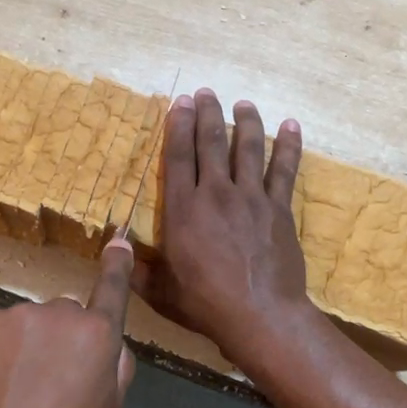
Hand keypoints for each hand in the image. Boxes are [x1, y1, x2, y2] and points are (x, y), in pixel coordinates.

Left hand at [0, 240, 137, 407]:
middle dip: (63, 336)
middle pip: (67, 314)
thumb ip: (118, 364)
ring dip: (29, 341)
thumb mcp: (111, 407)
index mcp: (98, 333)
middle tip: (50, 377)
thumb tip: (109, 341)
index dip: (116, 265)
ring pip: (31, 320)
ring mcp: (18, 312)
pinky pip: (0, 326)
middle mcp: (60, 311)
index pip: (112, 290)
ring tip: (18, 382)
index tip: (118, 240)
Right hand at [134, 89, 319, 368]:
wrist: (259, 315)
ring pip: (248, 148)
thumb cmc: (204, 304)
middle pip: (211, 142)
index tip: (179, 103)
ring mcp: (250, 198)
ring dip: (245, 121)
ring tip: (243, 103)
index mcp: (181, 210)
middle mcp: (214, 194)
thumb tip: (116, 251)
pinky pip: (284, 170)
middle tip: (206, 92)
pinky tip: (290, 126)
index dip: (178, 125)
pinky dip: (288, 146)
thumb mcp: (159, 291)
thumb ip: (136, 269)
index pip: (177, 156)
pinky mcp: (279, 209)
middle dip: (207, 113)